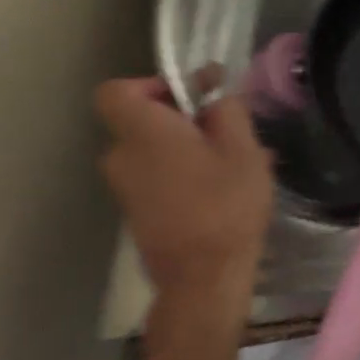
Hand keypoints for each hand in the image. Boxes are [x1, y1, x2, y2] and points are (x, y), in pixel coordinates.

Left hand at [95, 78, 273, 304]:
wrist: (203, 276)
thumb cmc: (225, 203)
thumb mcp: (242, 148)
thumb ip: (228, 112)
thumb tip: (216, 98)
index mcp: (143, 133)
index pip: (116, 91)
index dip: (152, 83)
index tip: (193, 94)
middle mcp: (123, 156)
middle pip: (142, 120)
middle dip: (184, 116)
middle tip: (230, 126)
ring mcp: (127, 187)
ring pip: (155, 148)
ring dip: (191, 145)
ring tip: (239, 158)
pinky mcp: (139, 210)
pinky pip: (159, 174)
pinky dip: (186, 169)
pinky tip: (226, 185)